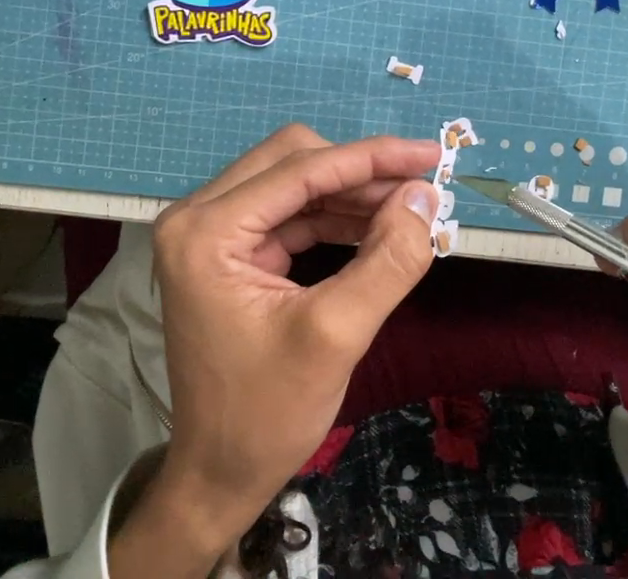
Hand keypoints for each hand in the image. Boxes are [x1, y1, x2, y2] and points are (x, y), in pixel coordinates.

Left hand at [121, 126, 439, 569]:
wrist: (218, 474)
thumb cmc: (267, 414)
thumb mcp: (337, 336)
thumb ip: (387, 260)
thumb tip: (424, 197)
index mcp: (206, 231)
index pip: (300, 169)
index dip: (371, 157)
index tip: (430, 154)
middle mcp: (197, 216)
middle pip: (291, 162)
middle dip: (360, 172)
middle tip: (421, 190)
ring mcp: (208, 233)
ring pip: (293, 184)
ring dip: (351, 194)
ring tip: (410, 211)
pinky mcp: (227, 251)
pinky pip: (288, 214)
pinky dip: (334, 218)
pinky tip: (377, 229)